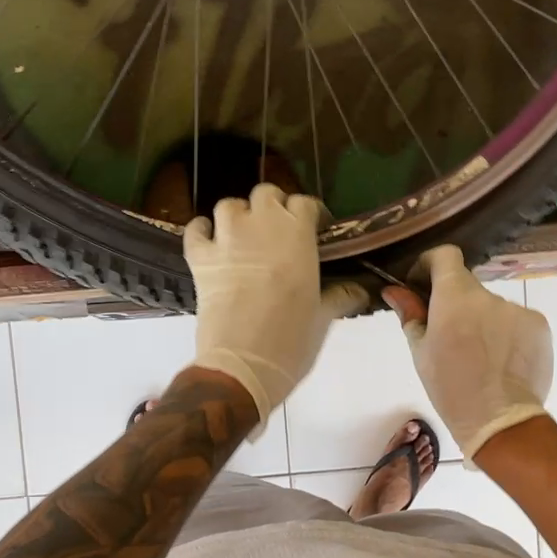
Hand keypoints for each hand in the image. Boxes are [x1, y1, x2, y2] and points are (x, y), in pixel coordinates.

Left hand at [185, 184, 367, 432]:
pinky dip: (202, 231)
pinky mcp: (199, 258)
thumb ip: (340, 296)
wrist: (244, 363)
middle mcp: (261, 226)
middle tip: (279, 232)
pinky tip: (210, 243)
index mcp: (298, 235)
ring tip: (244, 236)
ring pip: (229, 206)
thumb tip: (360, 291)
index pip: (305, 204)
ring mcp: (226, 239)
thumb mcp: (323, 318)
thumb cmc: (293, 340)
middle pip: (266, 194)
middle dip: (273, 207)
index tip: (316, 231)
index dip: (311, 215)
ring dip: (238, 216)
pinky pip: (196, 229)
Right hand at [384, 245, 552, 464]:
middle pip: (469, 289)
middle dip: (457, 306)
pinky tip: (502, 364)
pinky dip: (508, 337)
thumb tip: (394, 291)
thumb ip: (411, 315)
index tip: (424, 285)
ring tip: (480, 360)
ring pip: (494, 309)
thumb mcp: (421, 353)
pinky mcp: (539, 326)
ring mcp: (518, 309)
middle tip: (451, 340)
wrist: (499, 420)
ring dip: (484, 324)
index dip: (432, 265)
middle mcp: (488, 295)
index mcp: (454, 297)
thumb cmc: (451, 388)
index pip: (445, 256)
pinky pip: (517, 323)